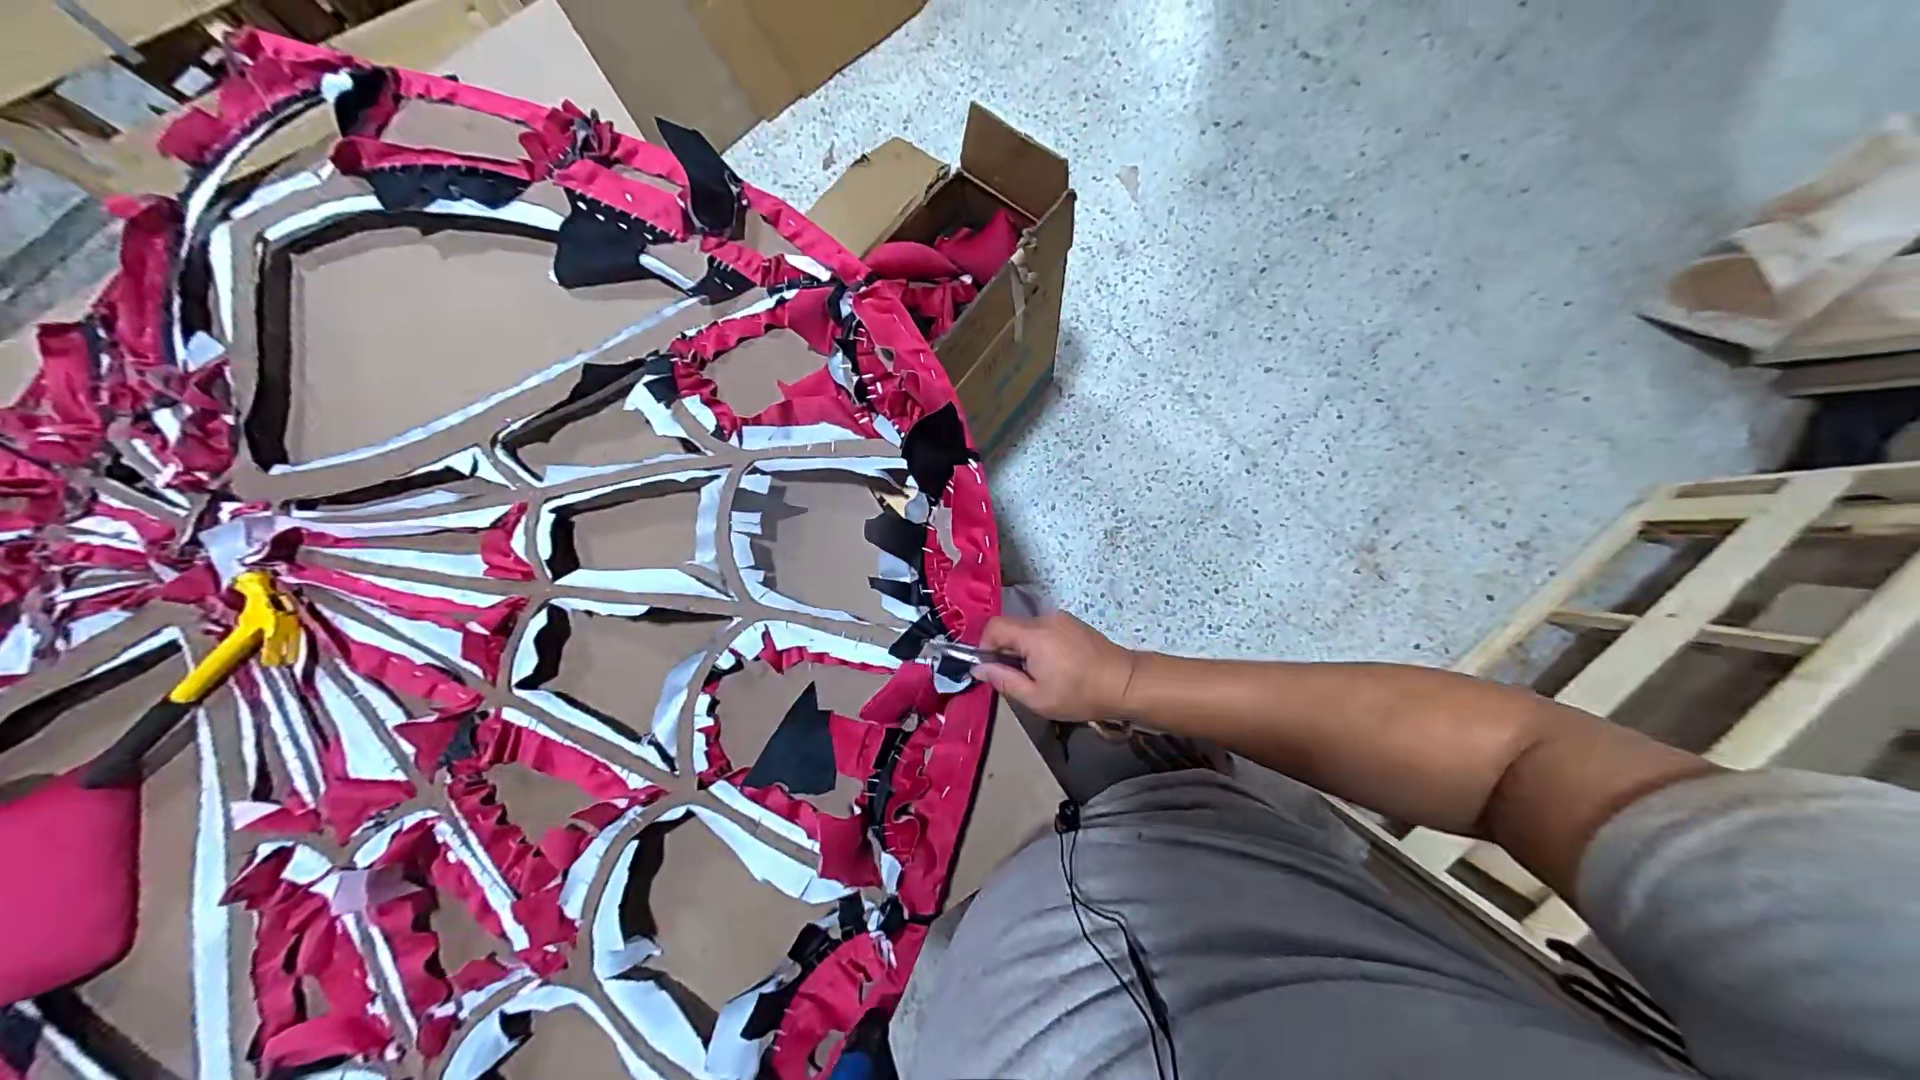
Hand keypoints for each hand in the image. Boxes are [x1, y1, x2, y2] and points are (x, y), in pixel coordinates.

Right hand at [972, 612, 1138, 724]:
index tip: (992, 668)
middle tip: (1018, 677)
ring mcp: (1061, 618)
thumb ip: (1004, 680)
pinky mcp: (1073, 623)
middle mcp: (1045, 619)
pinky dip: (1040, 645)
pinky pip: (1044, 630)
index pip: (994, 626)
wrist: (1125, 683)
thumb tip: (979, 668)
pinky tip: (1056, 666)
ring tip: (1040, 674)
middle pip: (1011, 627)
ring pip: (1027, 629)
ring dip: (1024, 648)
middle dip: (1006, 650)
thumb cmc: (1079, 694)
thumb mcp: (1037, 698)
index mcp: (1034, 635)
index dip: (985, 646)